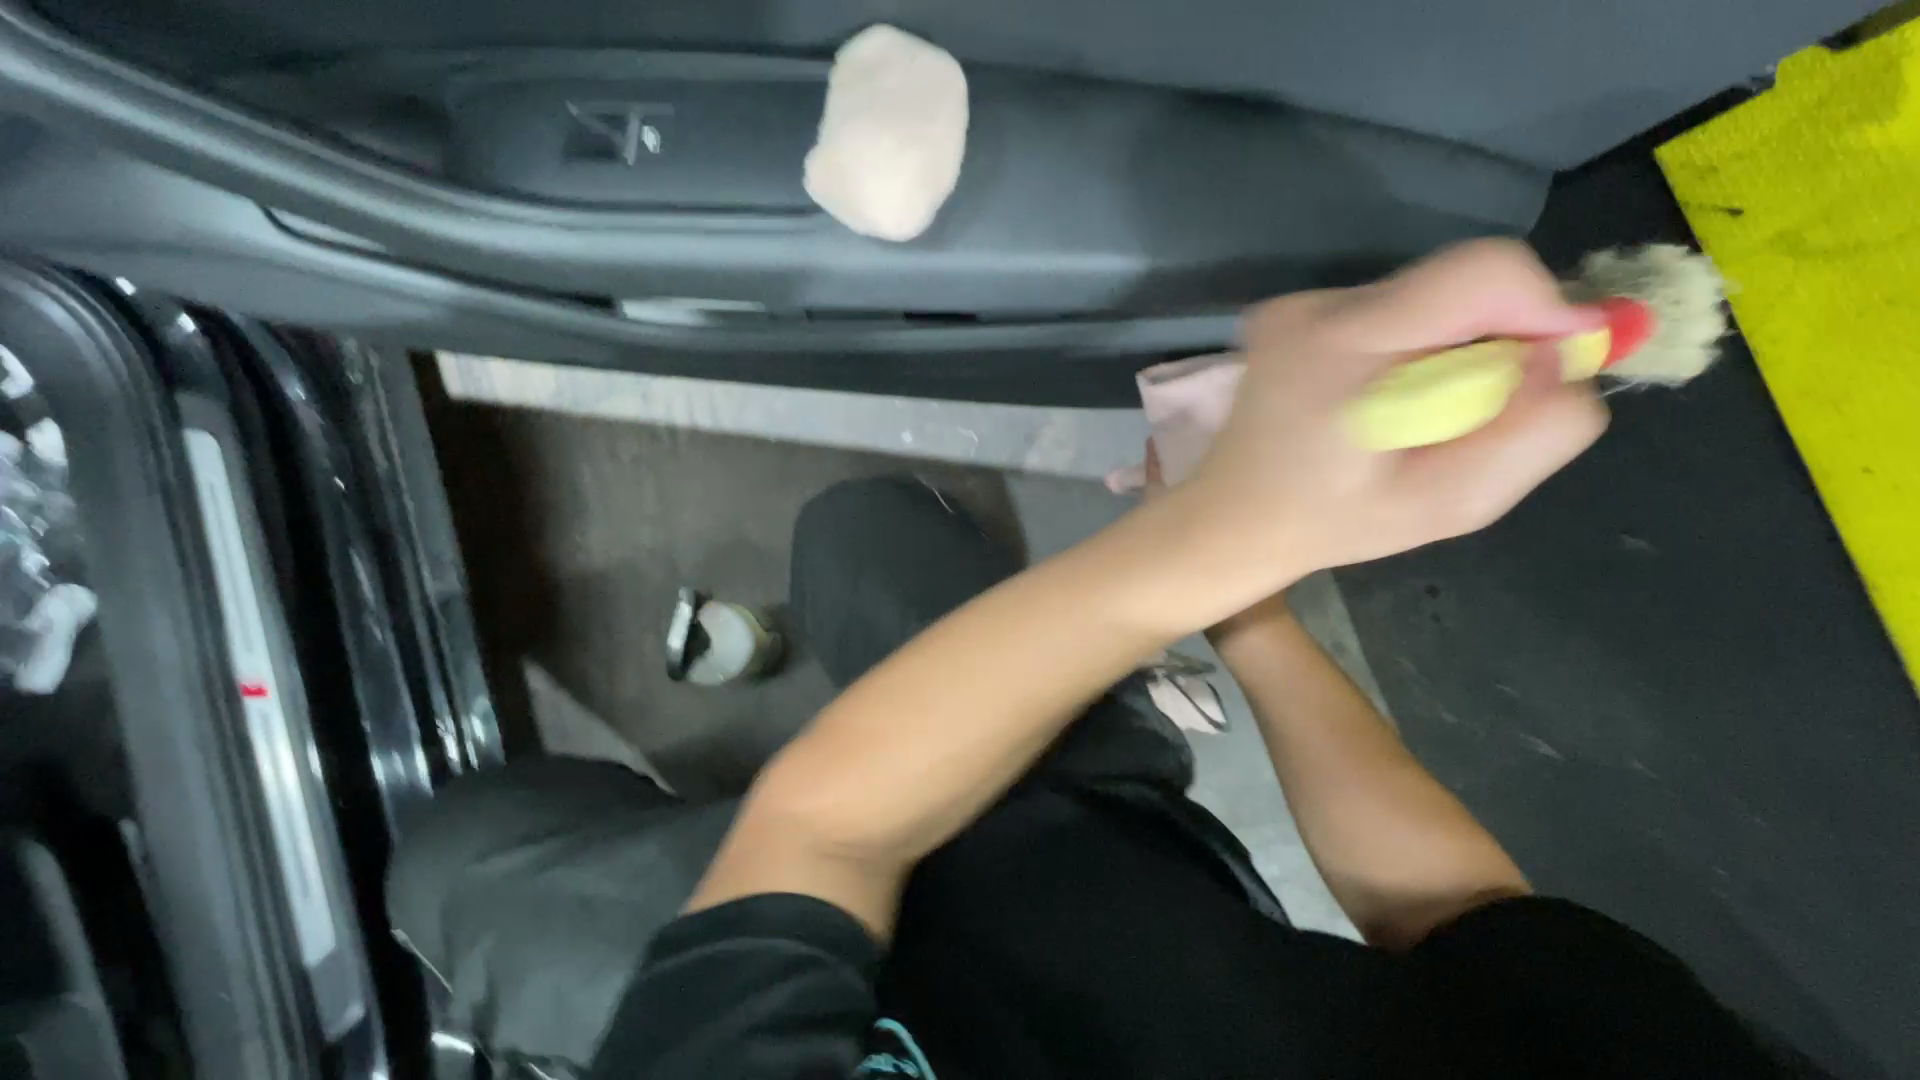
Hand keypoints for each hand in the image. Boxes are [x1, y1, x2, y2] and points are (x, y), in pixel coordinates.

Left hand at [1167, 239, 1608, 600]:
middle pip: (1455, 282)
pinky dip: (1408, 348)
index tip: (1552, 363)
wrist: (1230, 519)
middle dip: (1495, 337)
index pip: (1484, 270)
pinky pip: (1385, 312)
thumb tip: (1569, 352)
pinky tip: (1381, 402)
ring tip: (1417, 415)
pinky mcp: (1286, 314)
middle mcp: (1313, 307)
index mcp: (1346, 344)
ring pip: (1422, 298)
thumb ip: (1531, 429)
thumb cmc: (1334, 522)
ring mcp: (1292, 306)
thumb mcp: (1451, 503)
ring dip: (1448, 347)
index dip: (1544, 306)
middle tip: (1478, 407)